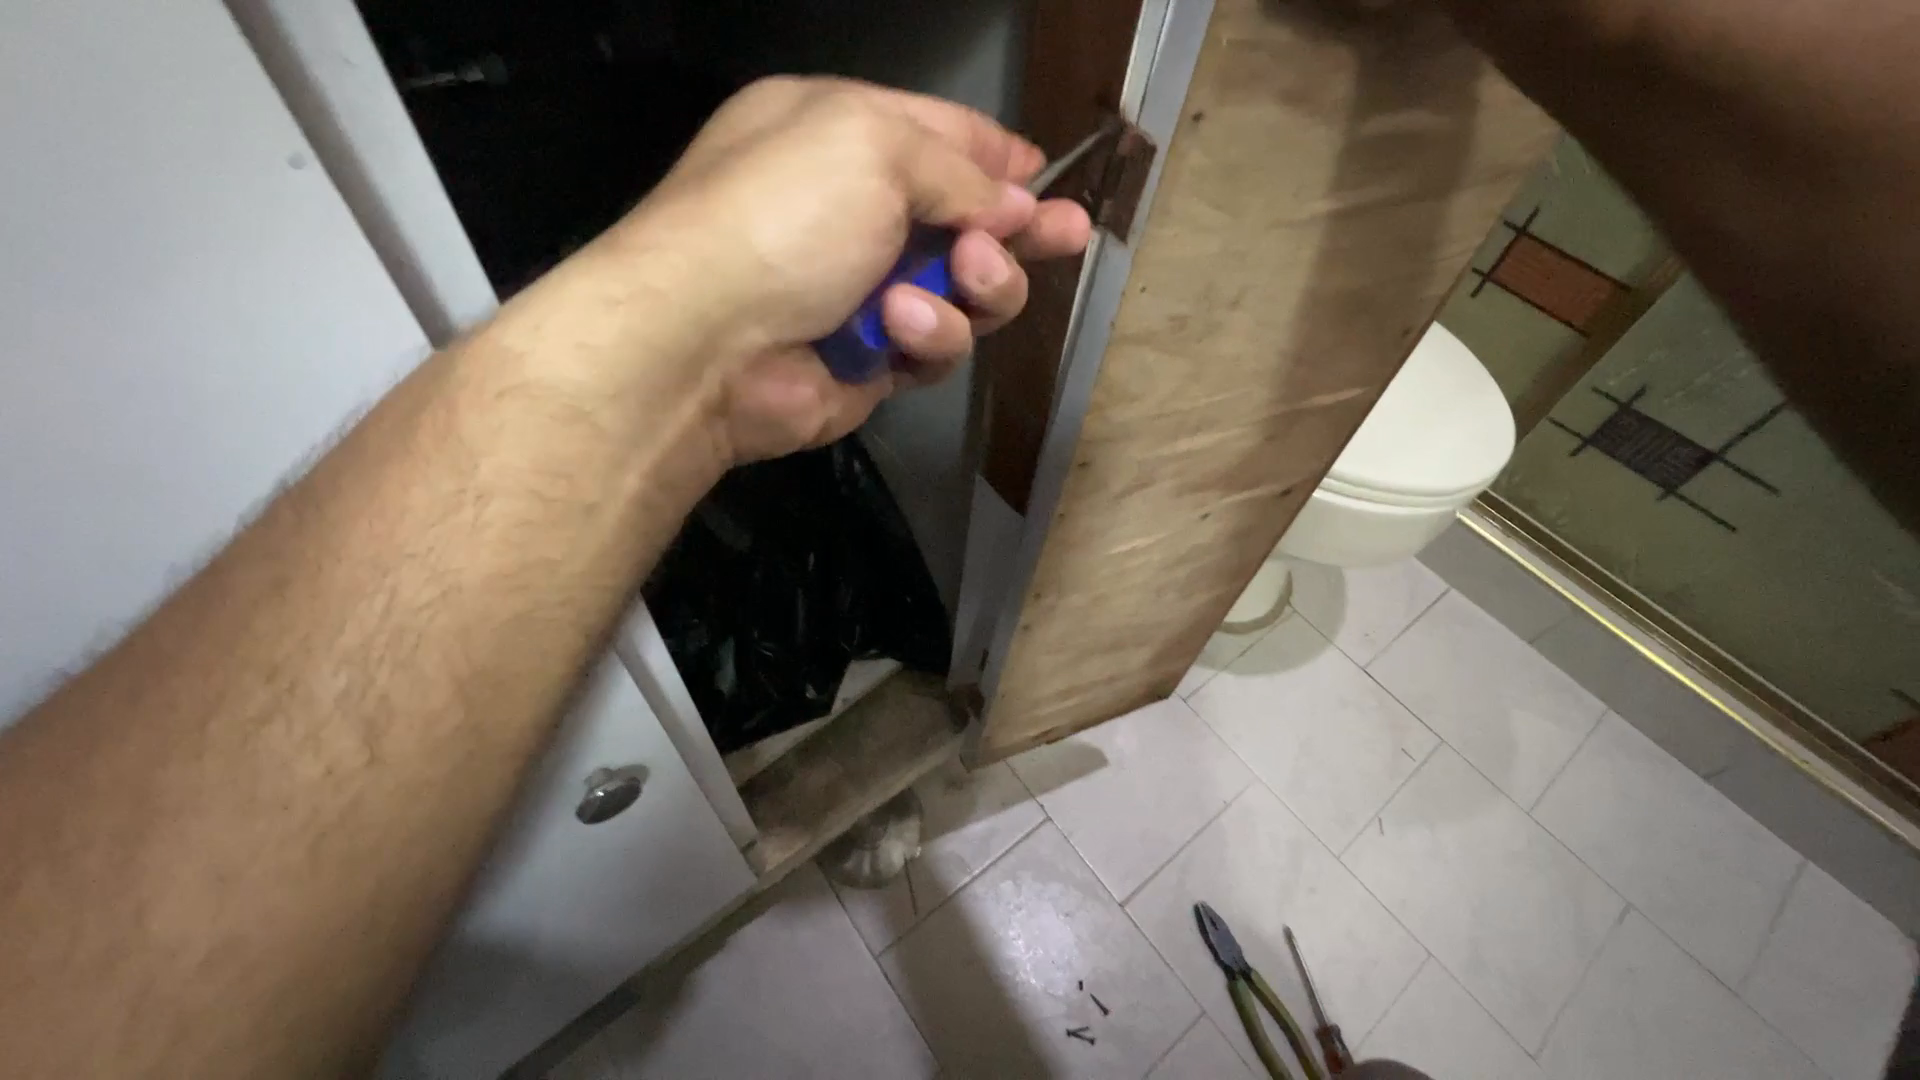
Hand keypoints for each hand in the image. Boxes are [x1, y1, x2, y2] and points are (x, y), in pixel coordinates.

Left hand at [611, 76, 1092, 463]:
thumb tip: (1016, 206)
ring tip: (969, 275)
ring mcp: (868, 293)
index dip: (997, 159)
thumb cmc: (783, 216)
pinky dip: (929, 335)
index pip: (941, 139)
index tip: (1047, 177)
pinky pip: (937, 347)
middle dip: (1019, 231)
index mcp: (844, 139)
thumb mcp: (870, 145)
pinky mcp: (877, 361)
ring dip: (978, 285)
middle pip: (967, 223)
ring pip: (968, 294)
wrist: (706, 344)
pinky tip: (898, 326)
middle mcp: (859, 215)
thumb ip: (956, 171)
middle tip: (1069, 236)